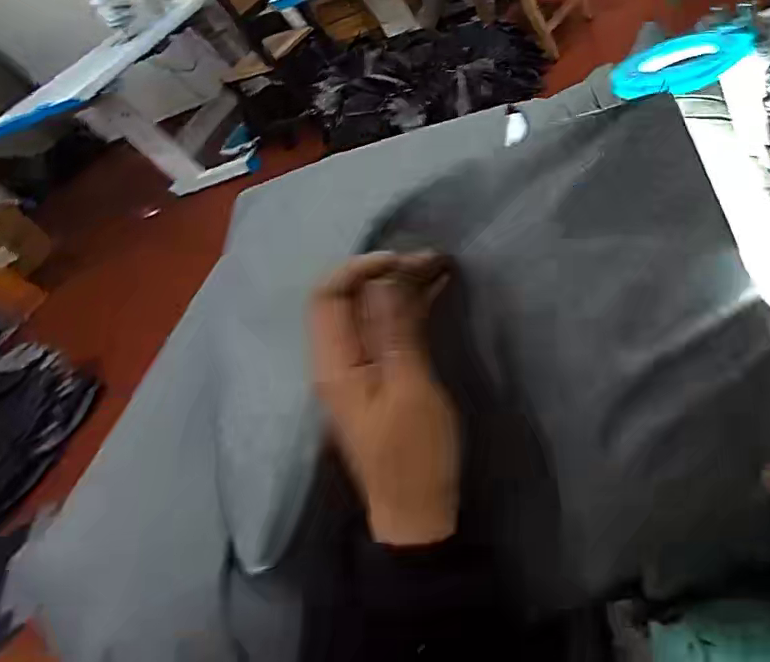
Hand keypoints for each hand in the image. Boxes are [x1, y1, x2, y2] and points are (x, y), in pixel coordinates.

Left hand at [309, 252, 458, 546]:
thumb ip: (397, 331)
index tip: (404, 259)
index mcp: (335, 365)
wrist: (419, 509)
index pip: (327, 297)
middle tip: (435, 259)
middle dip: (388, 272)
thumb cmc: (414, 452)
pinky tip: (439, 291)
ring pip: (374, 312)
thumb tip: (389, 277)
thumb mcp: (411, 388)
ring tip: (442, 266)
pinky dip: (412, 306)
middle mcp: (340, 362)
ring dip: (403, 286)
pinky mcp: (384, 376)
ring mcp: (362, 369)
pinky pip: (391, 328)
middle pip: (350, 300)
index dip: (359, 268)